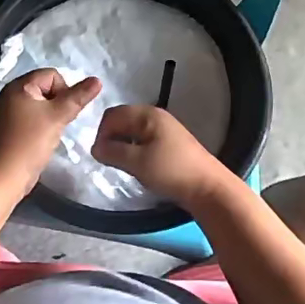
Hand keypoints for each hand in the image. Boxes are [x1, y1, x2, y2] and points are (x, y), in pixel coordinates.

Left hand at [0, 68, 101, 178]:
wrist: (4, 175)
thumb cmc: (30, 142)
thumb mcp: (57, 117)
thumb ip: (78, 97)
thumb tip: (97, 80)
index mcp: (19, 85)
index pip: (52, 75)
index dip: (64, 90)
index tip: (64, 112)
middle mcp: (11, 94)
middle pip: (46, 88)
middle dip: (58, 104)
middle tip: (60, 122)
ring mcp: (9, 111)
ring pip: (41, 105)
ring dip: (51, 116)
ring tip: (52, 132)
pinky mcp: (10, 127)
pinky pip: (32, 118)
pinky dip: (41, 125)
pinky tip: (42, 139)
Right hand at [92, 105, 236, 209]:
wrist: (208, 189)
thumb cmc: (171, 171)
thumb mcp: (136, 162)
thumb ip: (112, 152)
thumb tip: (95, 148)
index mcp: (147, 114)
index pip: (112, 115)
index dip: (101, 133)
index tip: (100, 155)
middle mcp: (155, 116)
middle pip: (122, 121)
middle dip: (111, 139)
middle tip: (110, 161)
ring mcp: (165, 129)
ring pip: (132, 132)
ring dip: (123, 146)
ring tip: (123, 165)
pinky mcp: (170, 143)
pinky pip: (143, 141)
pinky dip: (135, 151)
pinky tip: (138, 166)